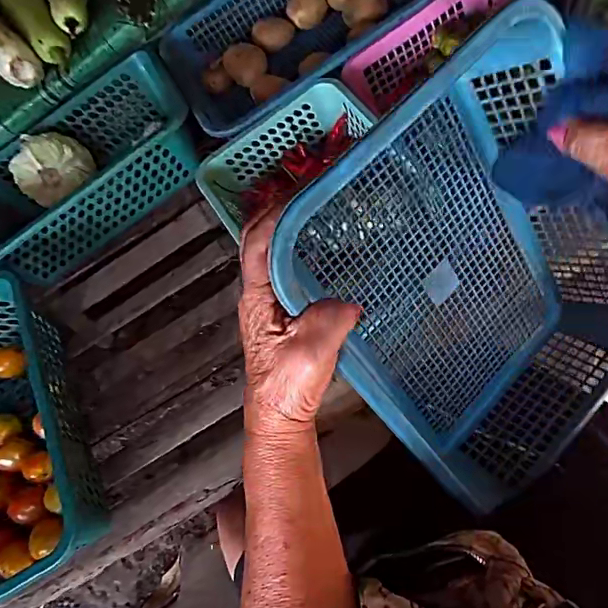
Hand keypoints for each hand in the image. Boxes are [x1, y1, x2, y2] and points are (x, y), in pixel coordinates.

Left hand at [238, 203, 360, 433]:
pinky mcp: (284, 315)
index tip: (299, 192)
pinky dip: (304, 254)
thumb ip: (330, 321)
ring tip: (319, 211)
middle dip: (281, 212)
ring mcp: (270, 305)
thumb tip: (350, 303)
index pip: (257, 243)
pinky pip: (291, 272)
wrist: (281, 416)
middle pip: (262, 241)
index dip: (275, 214)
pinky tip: (328, 253)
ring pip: (275, 255)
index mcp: (257, 299)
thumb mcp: (312, 351)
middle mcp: (258, 296)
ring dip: (292, 231)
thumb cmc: (285, 388)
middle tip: (310, 191)